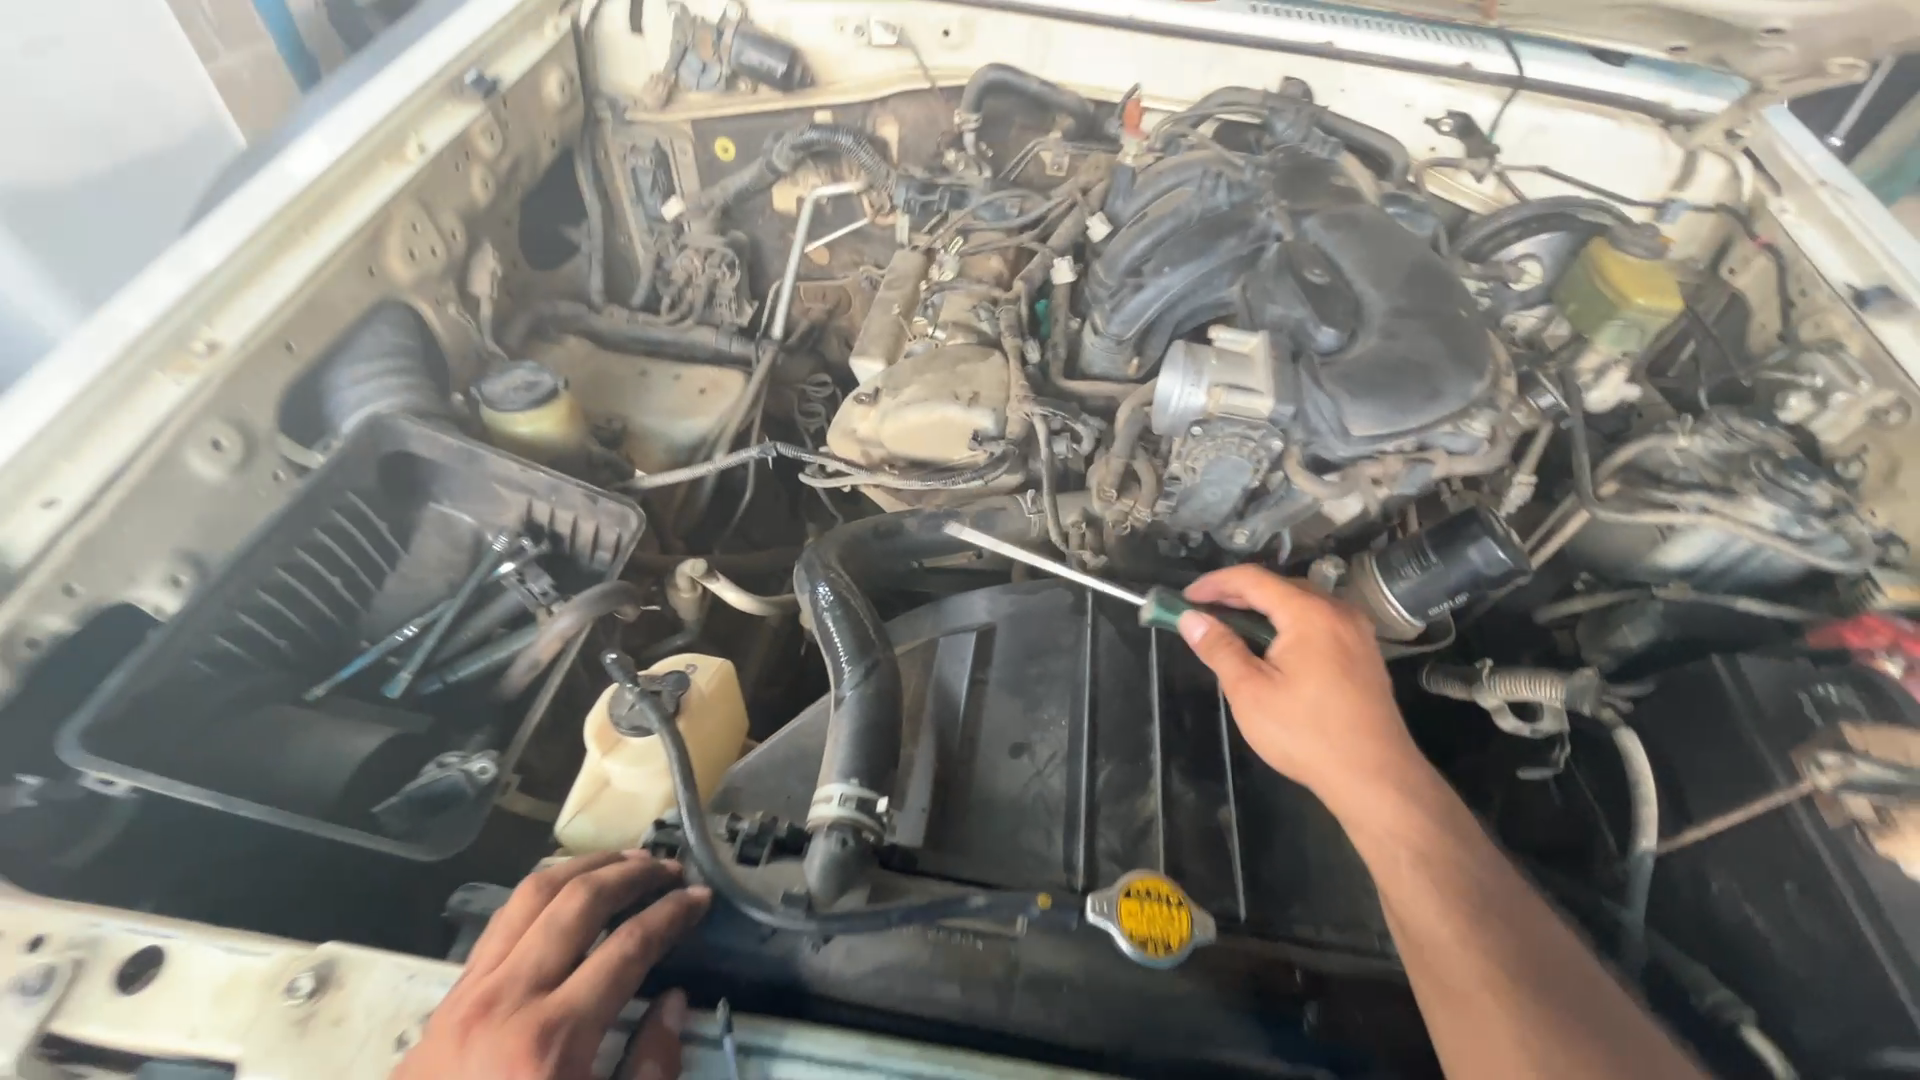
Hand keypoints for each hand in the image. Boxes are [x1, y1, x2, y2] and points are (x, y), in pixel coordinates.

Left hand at [396, 851, 711, 1079]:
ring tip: (625, 862)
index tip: (701, 898)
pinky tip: (569, 895)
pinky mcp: (445, 1003)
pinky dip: (544, 894)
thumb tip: (672, 1001)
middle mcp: (508, 1000)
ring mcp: (469, 996)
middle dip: (634, 874)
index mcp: (552, 1040)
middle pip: (580, 901)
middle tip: (671, 869)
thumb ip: (651, 1068)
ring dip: (586, 868)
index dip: (674, 914)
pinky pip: (501, 924)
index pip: (630, 945)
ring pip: (532, 896)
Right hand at [1178, 566, 1428, 811]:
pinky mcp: (1364, 654)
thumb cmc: (1306, 733)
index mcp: (1310, 614)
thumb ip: (1219, 648)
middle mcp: (1339, 612)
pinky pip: (1319, 622)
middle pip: (1280, 586)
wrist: (1376, 777)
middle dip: (1238, 595)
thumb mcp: (1250, 692)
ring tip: (1232, 628)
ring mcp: (1357, 633)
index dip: (1215, 583)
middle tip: (1204, 613)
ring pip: (1302, 604)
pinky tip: (1272, 647)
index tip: (1184, 598)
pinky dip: (1288, 624)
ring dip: (1264, 609)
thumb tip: (1191, 619)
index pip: (1253, 580)